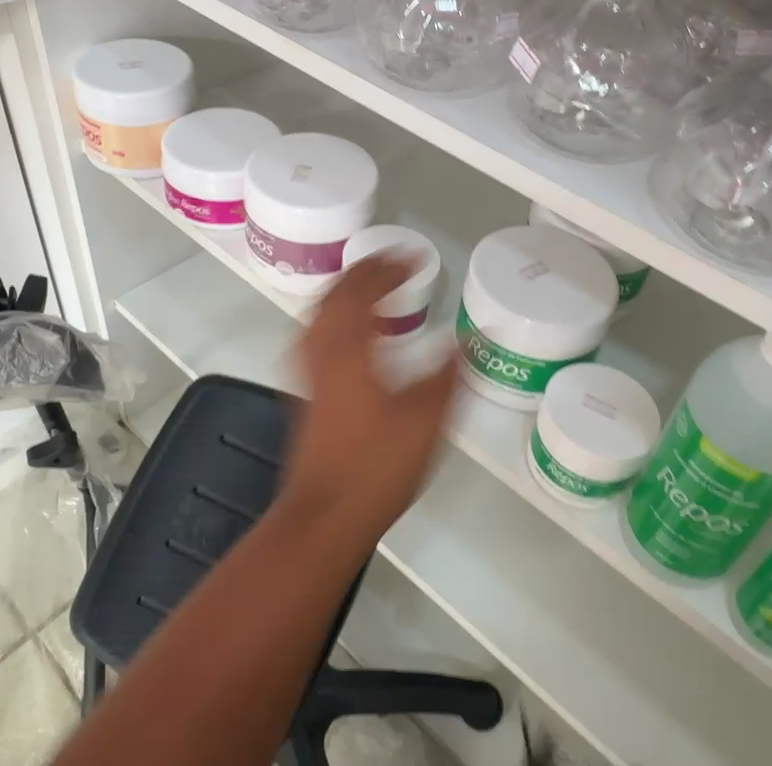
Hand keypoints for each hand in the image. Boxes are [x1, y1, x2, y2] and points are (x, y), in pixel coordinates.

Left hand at [280, 255, 460, 541]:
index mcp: (349, 349)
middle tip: (392, 263)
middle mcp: (320, 352)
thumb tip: (466, 338)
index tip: (413, 255)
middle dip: (363, 271)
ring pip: (318, 313)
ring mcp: (307, 373)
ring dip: (344, 291)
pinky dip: (334, 317)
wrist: (325, 516)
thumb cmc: (376, 466)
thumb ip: (448, 374)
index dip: (388, 266)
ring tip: (372, 288)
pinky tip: (351, 334)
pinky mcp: (304, 393)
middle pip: (333, 294)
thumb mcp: (426, 420)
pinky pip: (315, 334)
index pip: (363, 290)